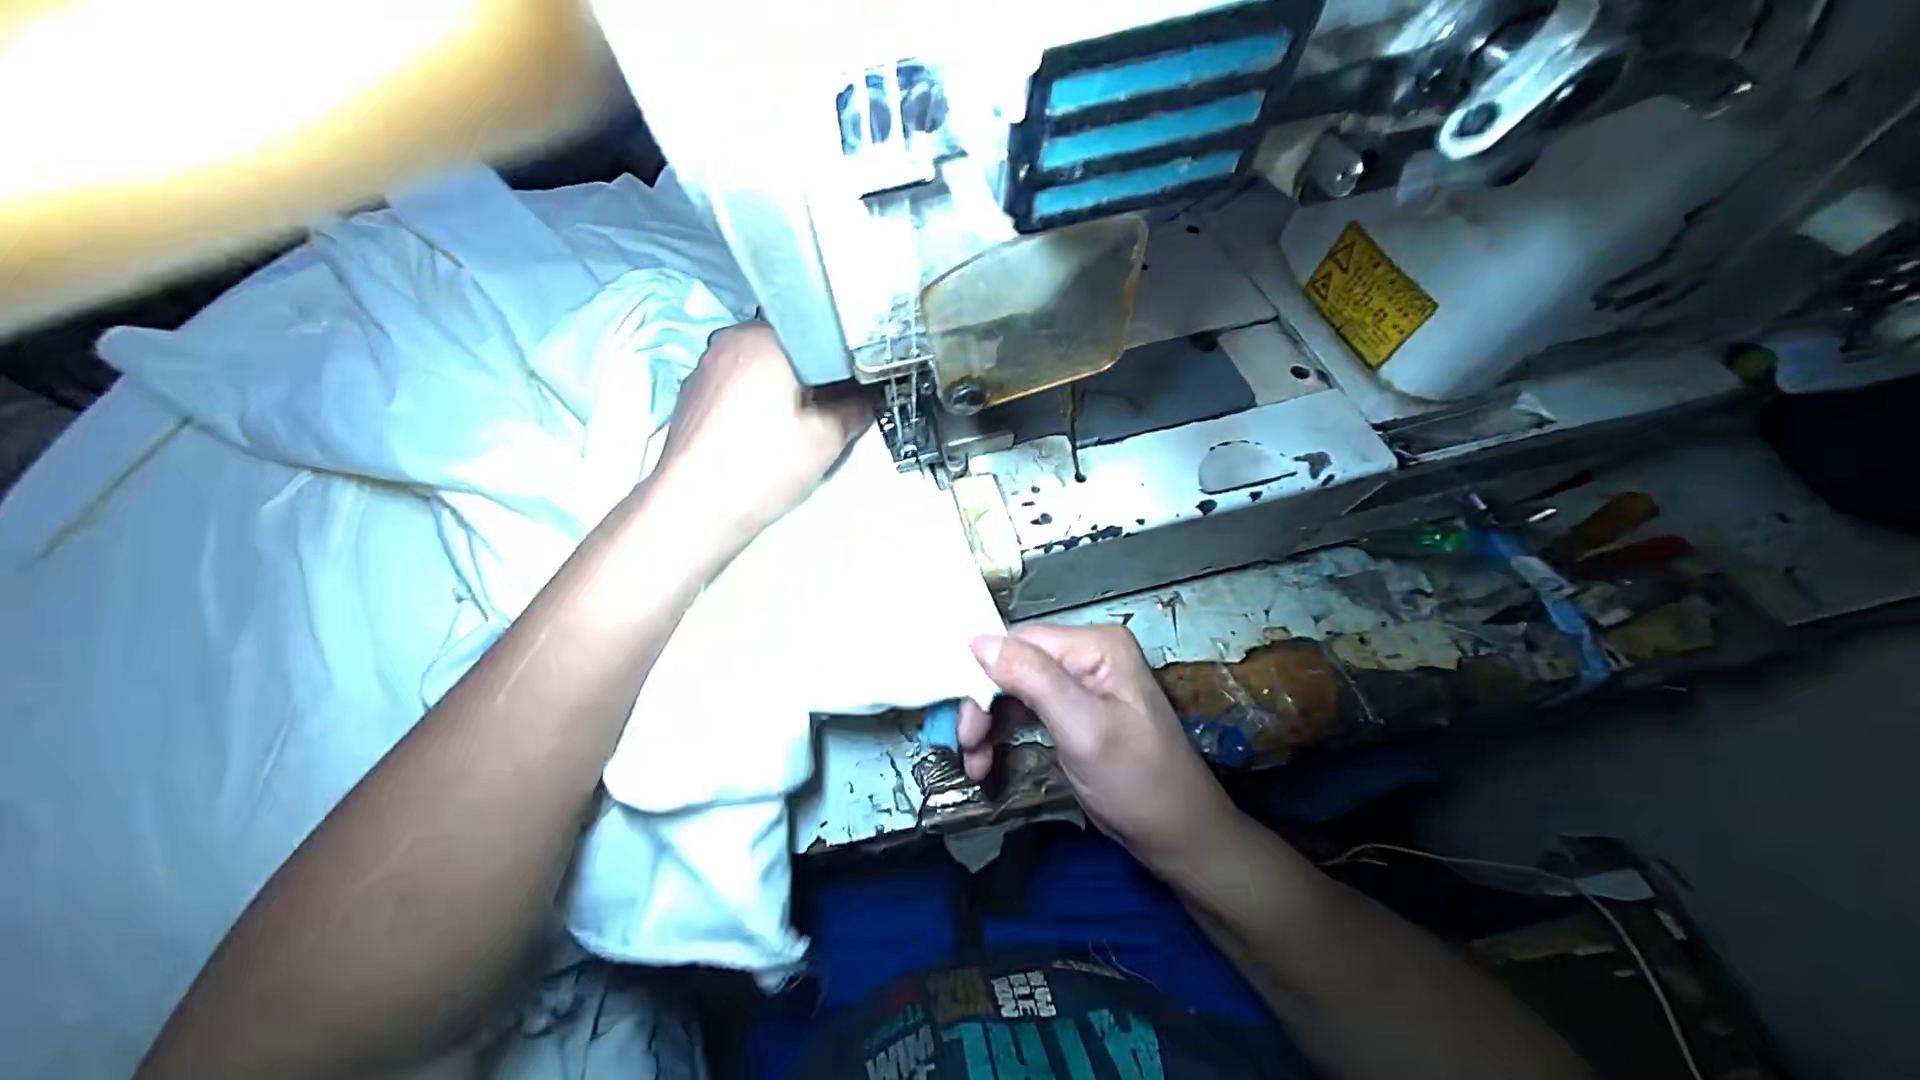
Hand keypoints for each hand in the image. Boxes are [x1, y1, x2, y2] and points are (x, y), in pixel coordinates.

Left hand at [654, 322, 870, 543]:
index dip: (845, 359)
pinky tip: (767, 437)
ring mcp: (704, 369)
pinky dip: (758, 404)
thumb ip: (855, 410)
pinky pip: (738, 389)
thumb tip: (866, 399)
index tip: (860, 385)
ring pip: (761, 370)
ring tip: (802, 427)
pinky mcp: (691, 398)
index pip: (818, 332)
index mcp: (762, 338)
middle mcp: (727, 341)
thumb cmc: (763, 466)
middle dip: (814, 377)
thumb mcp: (827, 440)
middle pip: (787, 350)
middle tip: (836, 410)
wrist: (694, 510)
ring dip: (785, 391)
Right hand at [960, 625, 1237, 868]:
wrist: (1177, 835)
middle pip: (1012, 665)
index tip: (965, 722)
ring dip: (988, 723)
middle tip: (968, 746)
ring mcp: (1079, 682)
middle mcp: (1086, 654)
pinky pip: (1025, 707)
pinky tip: (987, 758)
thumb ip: (1033, 679)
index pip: (1020, 642)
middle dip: (984, 705)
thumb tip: (978, 639)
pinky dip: (1003, 732)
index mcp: (1096, 645)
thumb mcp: (1084, 729)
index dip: (984, 675)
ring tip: (975, 763)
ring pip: (1012, 688)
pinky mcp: (1072, 709)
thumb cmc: (1138, 782)